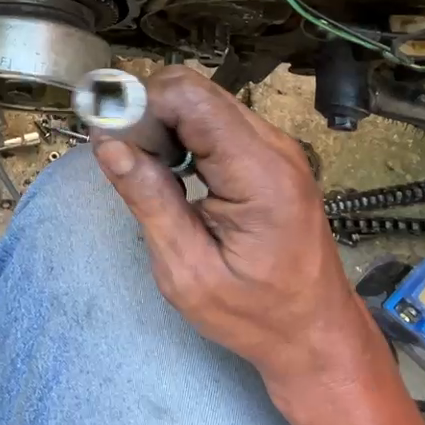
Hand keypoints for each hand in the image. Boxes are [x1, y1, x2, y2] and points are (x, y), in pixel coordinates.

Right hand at [92, 67, 375, 391]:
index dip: (140, 106)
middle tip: (127, 157)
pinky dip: (179, 131)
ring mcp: (274, 146)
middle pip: (192, 88)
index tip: (113, 140)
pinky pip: (211, 117)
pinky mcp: (268, 152)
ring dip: (161, 121)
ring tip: (150, 170)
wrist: (318, 336)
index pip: (189, 98)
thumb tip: (107, 144)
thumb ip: (150, 201)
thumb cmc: (256, 316)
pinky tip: (172, 170)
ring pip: (199, 97)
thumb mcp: (188, 272)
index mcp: (259, 175)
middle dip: (147, 111)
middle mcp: (273, 147)